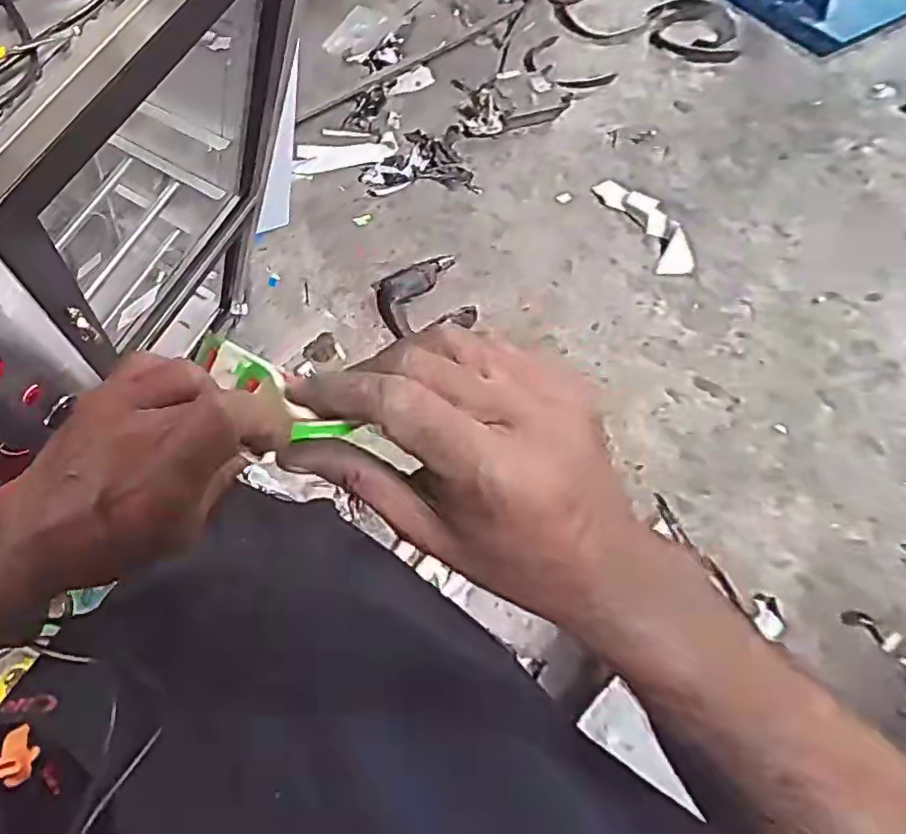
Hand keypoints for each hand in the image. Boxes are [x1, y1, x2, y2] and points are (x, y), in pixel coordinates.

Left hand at [0, 352, 289, 600]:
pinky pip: (150, 364)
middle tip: (235, 439)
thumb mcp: (181, 531)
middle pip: (216, 388)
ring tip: (200, 422)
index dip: (267, 419)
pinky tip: (166, 402)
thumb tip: (239, 453)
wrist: (37, 528)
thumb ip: (218, 484)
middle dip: (236, 412)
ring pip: (186, 371)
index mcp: (174, 454)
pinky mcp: (102, 389)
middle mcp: (150, 413)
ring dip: (205, 395)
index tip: (273, 437)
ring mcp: (122, 394)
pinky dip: (170, 379)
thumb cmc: (109, 543)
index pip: (239, 409)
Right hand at [282, 327, 649, 625]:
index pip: (399, 402)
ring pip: (445, 341)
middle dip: (363, 375)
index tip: (300, 392)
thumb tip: (296, 448)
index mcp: (495, 468)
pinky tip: (430, 382)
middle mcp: (526, 414)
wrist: (609, 562)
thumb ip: (360, 480)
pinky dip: (440, 356)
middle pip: (417, 362)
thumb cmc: (515, 564)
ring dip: (398, 359)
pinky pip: (479, 343)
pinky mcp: (559, 374)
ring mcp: (549, 386)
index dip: (340, 390)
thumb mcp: (429, 535)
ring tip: (380, 389)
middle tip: (334, 399)